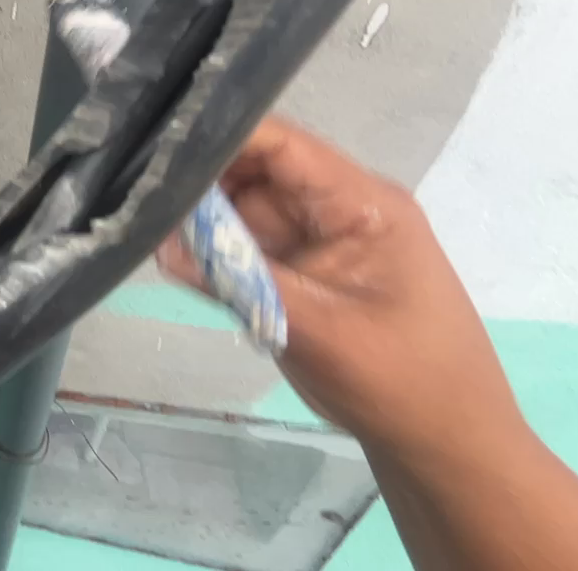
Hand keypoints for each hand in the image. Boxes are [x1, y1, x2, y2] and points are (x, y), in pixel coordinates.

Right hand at [157, 116, 520, 458]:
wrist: (444, 445)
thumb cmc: (403, 383)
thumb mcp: (317, 329)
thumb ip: (238, 279)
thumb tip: (159, 244)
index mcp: (360, 204)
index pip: (279, 143)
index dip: (216, 133)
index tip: (153, 144)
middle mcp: (333, 203)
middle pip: (248, 164)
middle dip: (194, 174)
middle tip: (133, 189)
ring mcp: (311, 230)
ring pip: (234, 198)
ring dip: (193, 210)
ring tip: (138, 217)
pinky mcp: (292, 257)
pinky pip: (236, 233)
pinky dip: (204, 240)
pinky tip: (166, 246)